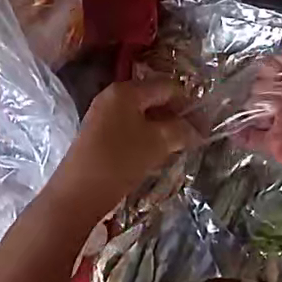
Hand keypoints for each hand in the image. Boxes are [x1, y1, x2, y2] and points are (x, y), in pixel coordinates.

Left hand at [49, 79, 198, 218]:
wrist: (76, 194)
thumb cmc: (119, 161)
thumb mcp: (157, 143)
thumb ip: (181, 130)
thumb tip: (199, 127)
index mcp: (126, 91)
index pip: (166, 86)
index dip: (188, 101)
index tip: (205, 122)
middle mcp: (112, 97)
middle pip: (153, 98)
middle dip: (176, 115)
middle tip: (195, 135)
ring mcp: (102, 115)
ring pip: (142, 115)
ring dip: (162, 128)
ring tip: (179, 146)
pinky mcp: (97, 135)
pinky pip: (129, 127)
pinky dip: (147, 136)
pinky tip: (156, 153)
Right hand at [240, 55, 281, 215]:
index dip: (274, 65)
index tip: (271, 69)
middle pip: (267, 84)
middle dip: (264, 83)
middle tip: (276, 93)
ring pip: (257, 106)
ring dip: (254, 102)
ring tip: (268, 109)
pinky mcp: (278, 146)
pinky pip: (252, 136)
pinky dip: (240, 130)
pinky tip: (236, 124)